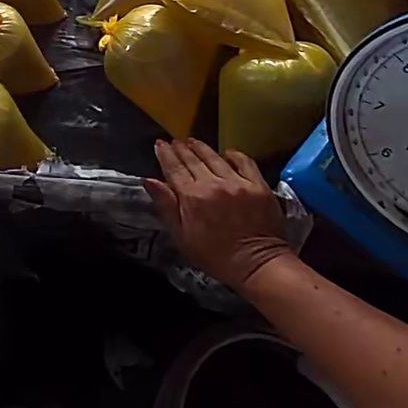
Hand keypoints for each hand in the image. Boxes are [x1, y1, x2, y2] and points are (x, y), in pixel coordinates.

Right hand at [146, 138, 292, 289]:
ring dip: (201, 147)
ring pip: (215, 157)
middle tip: (174, 141)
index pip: (174, 168)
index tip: (159, 143)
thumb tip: (149, 180)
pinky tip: (227, 152)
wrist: (258, 266)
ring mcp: (237, 182)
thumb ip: (166, 206)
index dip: (165, 154)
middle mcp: (213, 184)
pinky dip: (233, 154)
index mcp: (192, 196)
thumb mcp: (182, 237)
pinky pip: (244, 161)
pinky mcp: (258, 185)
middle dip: (181, 148)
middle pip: (192, 159)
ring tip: (192, 141)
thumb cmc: (215, 256)